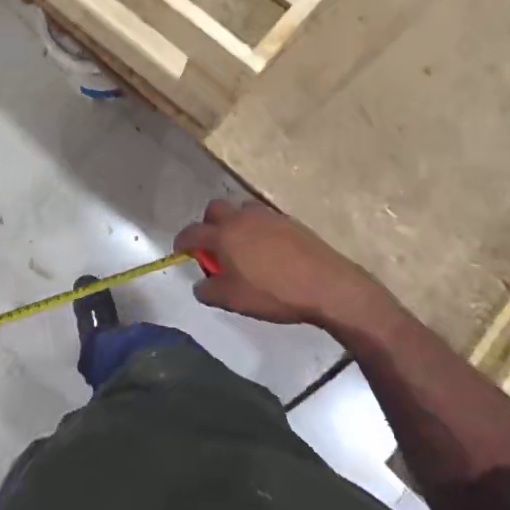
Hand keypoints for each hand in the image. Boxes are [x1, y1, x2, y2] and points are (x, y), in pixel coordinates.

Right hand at [174, 199, 388, 327]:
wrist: (327, 286)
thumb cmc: (274, 293)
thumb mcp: (233, 300)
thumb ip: (208, 290)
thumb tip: (201, 284)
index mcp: (223, 234)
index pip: (192, 232)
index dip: (182, 243)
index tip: (181, 253)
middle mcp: (243, 218)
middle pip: (215, 209)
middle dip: (208, 225)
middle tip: (214, 248)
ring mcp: (269, 216)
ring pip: (242, 209)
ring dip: (235, 223)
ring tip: (242, 247)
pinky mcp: (291, 222)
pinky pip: (264, 219)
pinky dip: (257, 229)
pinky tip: (267, 252)